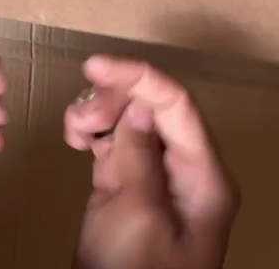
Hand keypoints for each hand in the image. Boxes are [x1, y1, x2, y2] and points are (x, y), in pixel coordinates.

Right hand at [65, 56, 238, 268]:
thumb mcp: (137, 212)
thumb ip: (140, 153)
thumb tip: (139, 103)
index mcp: (204, 178)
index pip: (177, 104)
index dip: (137, 75)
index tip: (92, 66)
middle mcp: (185, 170)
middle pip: (152, 105)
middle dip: (111, 98)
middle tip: (79, 119)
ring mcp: (156, 177)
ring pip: (128, 116)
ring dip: (96, 112)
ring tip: (74, 132)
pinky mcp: (127, 183)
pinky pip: (112, 136)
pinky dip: (91, 128)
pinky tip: (75, 140)